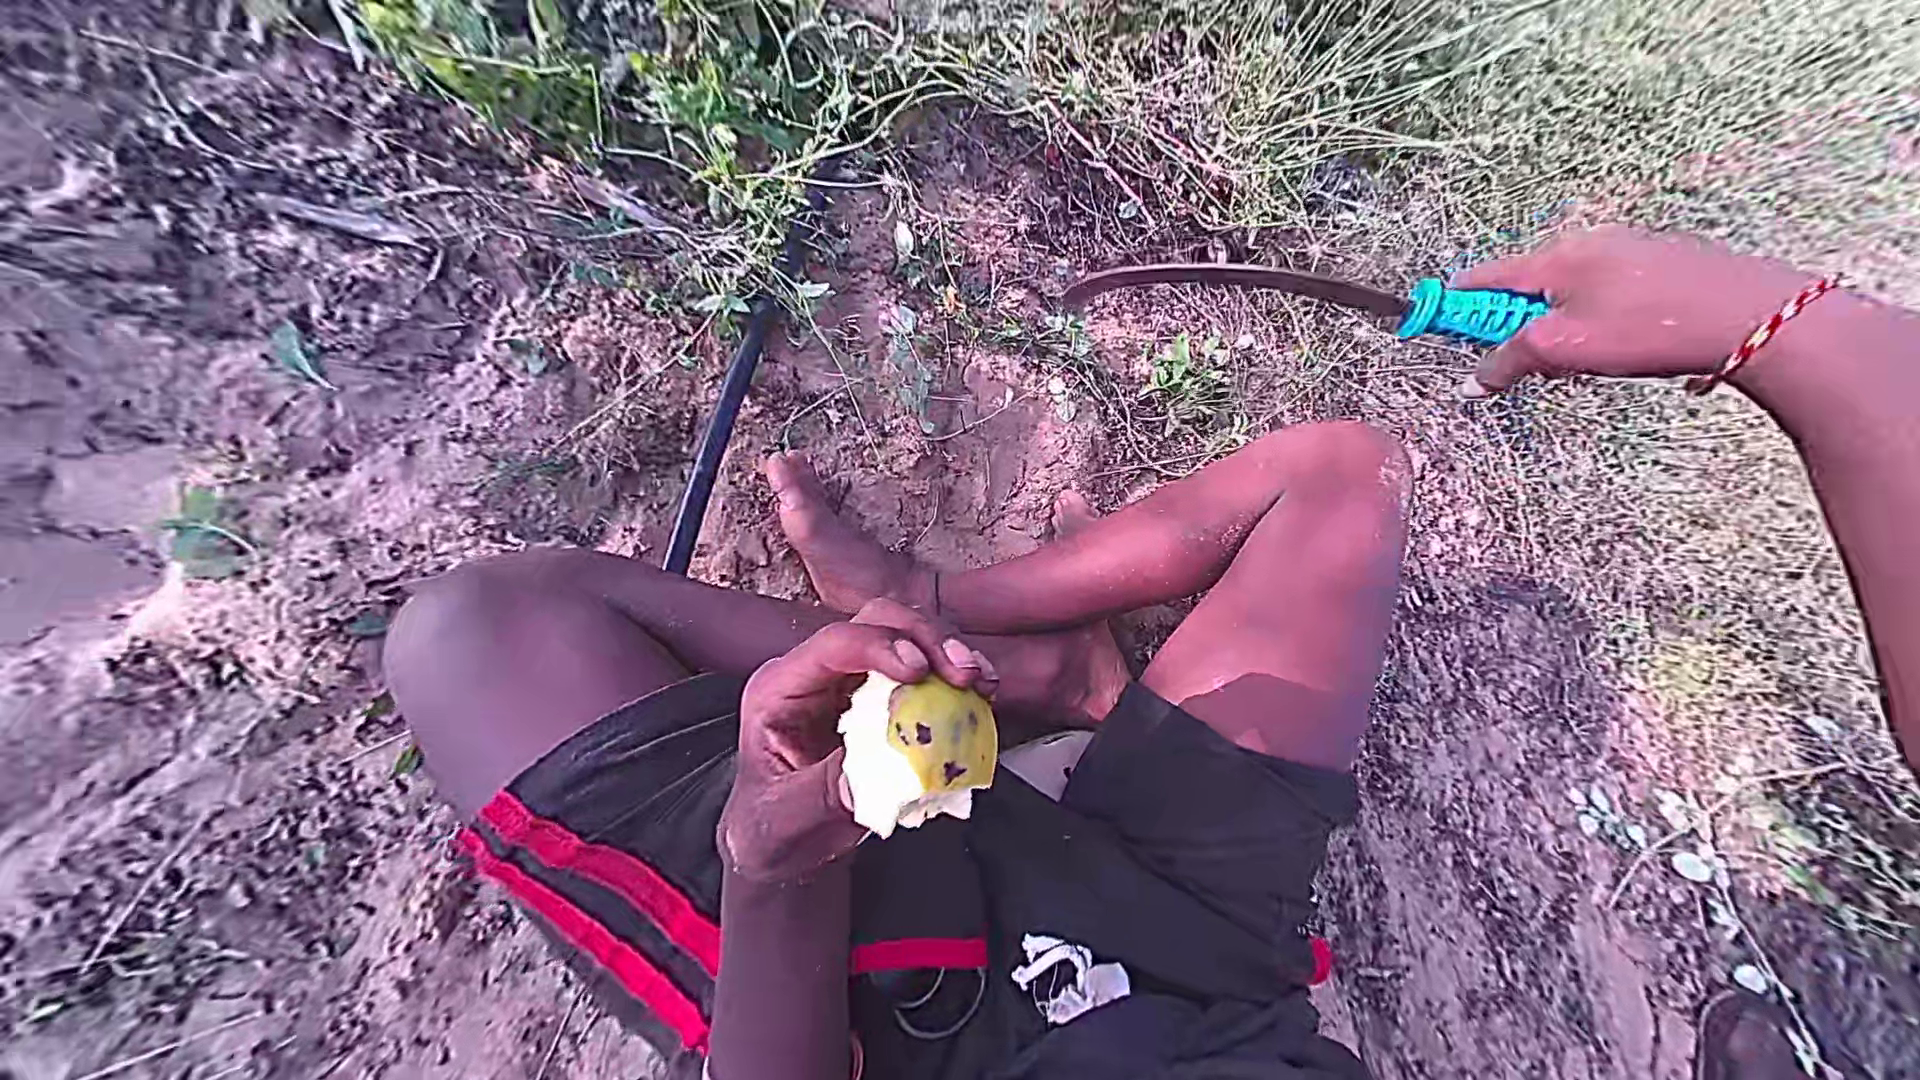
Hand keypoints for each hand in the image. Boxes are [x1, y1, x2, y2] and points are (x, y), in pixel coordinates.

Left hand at [718, 598, 997, 883]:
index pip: (833, 643)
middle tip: (964, 673)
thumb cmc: (773, 826)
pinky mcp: (885, 691)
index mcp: (782, 687)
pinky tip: (981, 695)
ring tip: (981, 681)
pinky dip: (956, 675)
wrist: (788, 839)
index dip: (878, 647)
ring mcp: (855, 676)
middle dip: (926, 638)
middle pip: (878, 621)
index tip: (919, 671)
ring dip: (949, 651)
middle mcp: (820, 670)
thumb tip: (865, 778)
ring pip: (908, 634)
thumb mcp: (783, 820)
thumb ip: (819, 796)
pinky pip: (927, 666)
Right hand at [1453, 226, 1814, 393]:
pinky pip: (1599, 293)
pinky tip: (1605, 347)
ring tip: (1568, 359)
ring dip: (1548, 326)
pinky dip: (1584, 320)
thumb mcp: (1556, 350)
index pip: (1482, 278)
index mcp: (1559, 257)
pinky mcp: (1664, 267)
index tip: (1428, 320)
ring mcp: (1632, 252)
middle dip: (1507, 323)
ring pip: (1562, 293)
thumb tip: (1471, 383)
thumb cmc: (1648, 328)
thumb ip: (1502, 364)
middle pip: (1522, 286)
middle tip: (1512, 355)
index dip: (1451, 303)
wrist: (1761, 321)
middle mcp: (1592, 245)